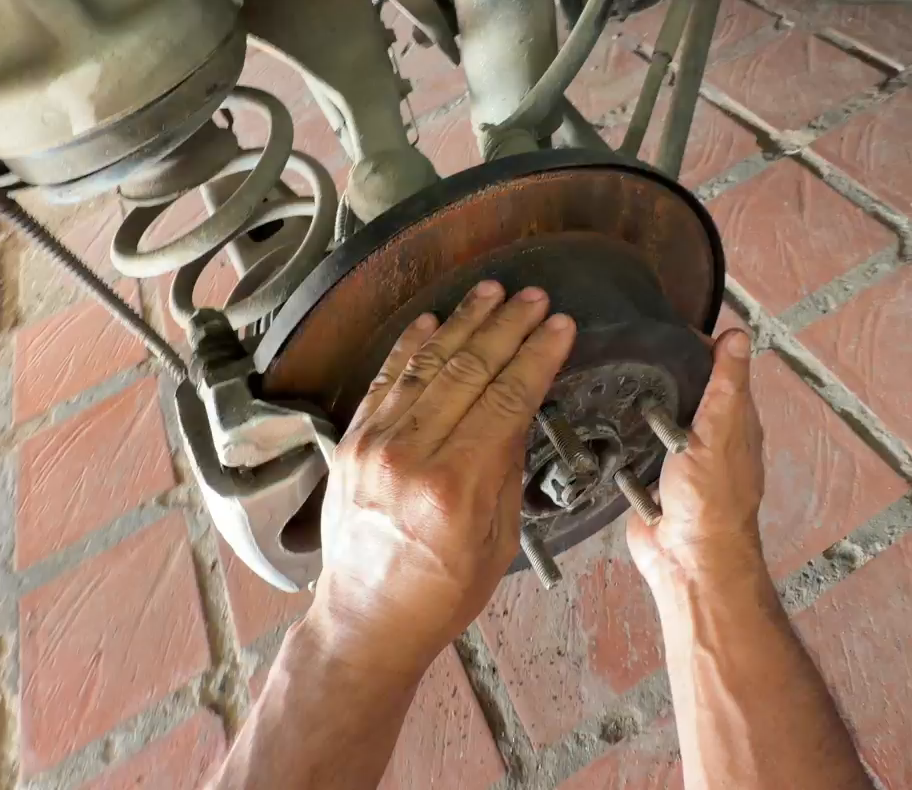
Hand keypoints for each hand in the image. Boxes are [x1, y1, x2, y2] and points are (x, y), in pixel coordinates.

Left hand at [309, 281, 574, 678]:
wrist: (366, 620)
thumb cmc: (441, 593)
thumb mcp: (497, 541)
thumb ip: (505, 468)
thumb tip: (517, 408)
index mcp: (454, 487)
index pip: (506, 399)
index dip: (537, 356)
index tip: (559, 327)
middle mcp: (410, 455)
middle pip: (468, 371)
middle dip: (507, 327)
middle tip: (533, 298)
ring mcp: (374, 443)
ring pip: (427, 364)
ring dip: (463, 322)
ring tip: (491, 291)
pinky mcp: (352, 440)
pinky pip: (385, 379)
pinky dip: (410, 344)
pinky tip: (433, 319)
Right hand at [626, 330, 768, 594]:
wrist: (685, 559)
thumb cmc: (709, 495)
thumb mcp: (720, 430)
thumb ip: (726, 385)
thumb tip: (738, 333)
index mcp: (732, 421)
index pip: (717, 369)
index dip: (695, 345)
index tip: (658, 324)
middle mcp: (705, 435)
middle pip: (682, 390)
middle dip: (657, 368)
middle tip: (619, 344)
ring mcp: (675, 457)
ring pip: (655, 416)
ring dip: (635, 399)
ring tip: (602, 369)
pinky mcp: (646, 475)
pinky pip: (632, 444)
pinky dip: (620, 431)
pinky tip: (596, 413)